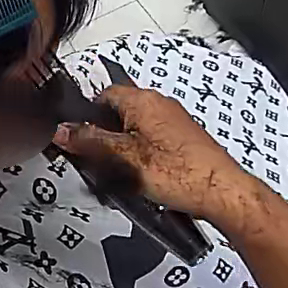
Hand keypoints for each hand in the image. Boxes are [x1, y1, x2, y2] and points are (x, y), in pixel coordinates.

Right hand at [53, 85, 269, 229]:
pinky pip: (151, 144)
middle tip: (100, 163)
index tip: (78, 138)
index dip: (86, 117)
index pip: (103, 95)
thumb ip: (91, 142)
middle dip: (105, 139)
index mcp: (144, 101)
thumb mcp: (124, 160)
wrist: (223, 192)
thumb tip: (64, 131)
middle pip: (118, 114)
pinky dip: (142, 160)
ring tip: (124, 177)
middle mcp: (161, 105)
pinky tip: (144, 180)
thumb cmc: (185, 174)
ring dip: (123, 152)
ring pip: (134, 132)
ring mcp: (174, 123)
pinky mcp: (183, 141)